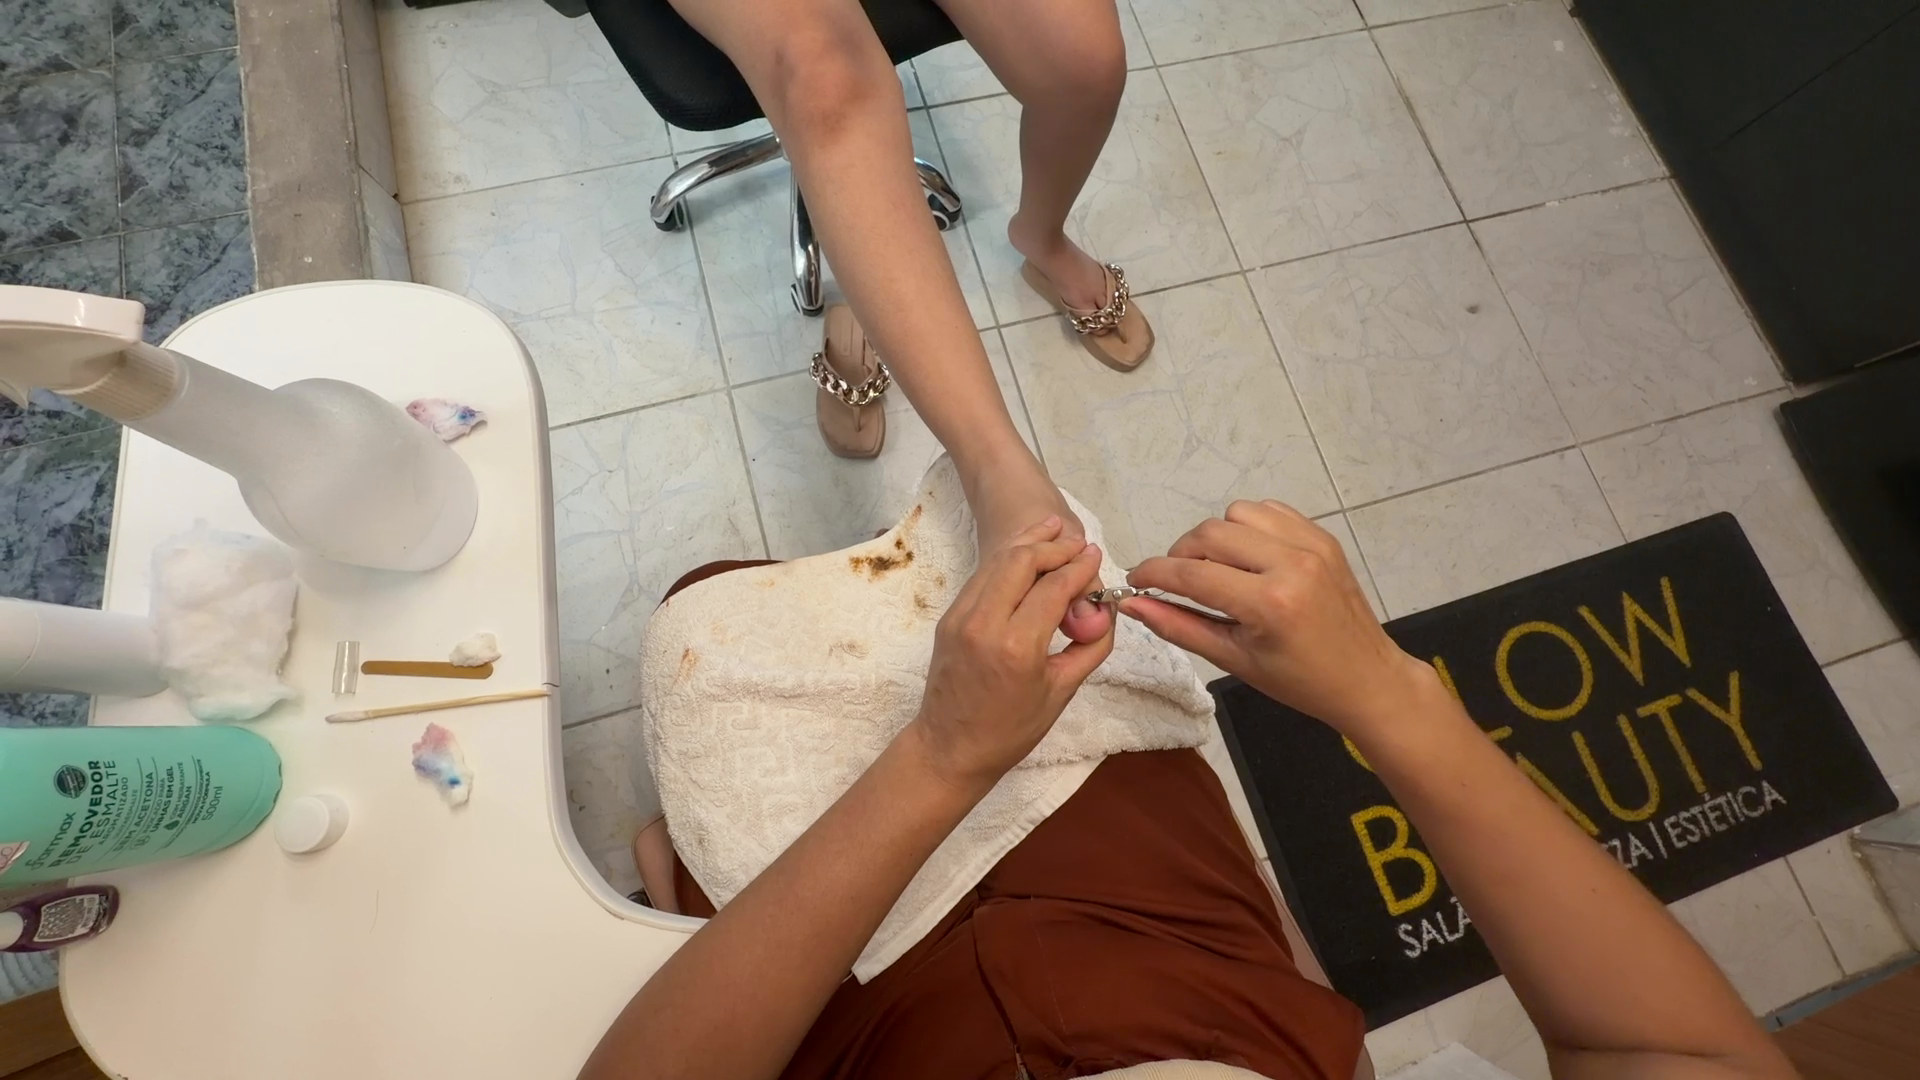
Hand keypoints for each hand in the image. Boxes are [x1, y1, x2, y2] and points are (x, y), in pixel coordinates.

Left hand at [912, 517, 1113, 793]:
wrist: (949, 747)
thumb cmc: (1011, 730)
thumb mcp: (1061, 691)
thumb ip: (1090, 646)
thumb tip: (1104, 610)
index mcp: (1017, 647)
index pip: (1053, 587)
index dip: (1078, 567)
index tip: (1095, 553)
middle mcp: (984, 623)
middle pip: (1021, 561)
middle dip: (1052, 545)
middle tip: (1078, 541)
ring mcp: (961, 617)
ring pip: (997, 563)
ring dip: (1028, 543)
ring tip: (1054, 529)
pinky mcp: (949, 617)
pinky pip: (983, 578)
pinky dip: (1007, 561)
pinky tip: (1026, 552)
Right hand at [1122, 500, 1435, 739]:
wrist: (1367, 677)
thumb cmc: (1297, 681)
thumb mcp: (1232, 660)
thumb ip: (1177, 626)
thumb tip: (1131, 603)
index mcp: (1270, 604)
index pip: (1192, 575)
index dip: (1153, 574)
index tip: (1134, 581)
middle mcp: (1291, 563)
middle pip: (1209, 534)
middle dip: (1179, 555)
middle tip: (1175, 581)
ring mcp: (1311, 544)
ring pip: (1235, 514)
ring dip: (1213, 538)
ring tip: (1215, 569)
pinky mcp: (1321, 536)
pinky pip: (1266, 511)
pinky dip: (1245, 528)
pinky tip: (1246, 557)